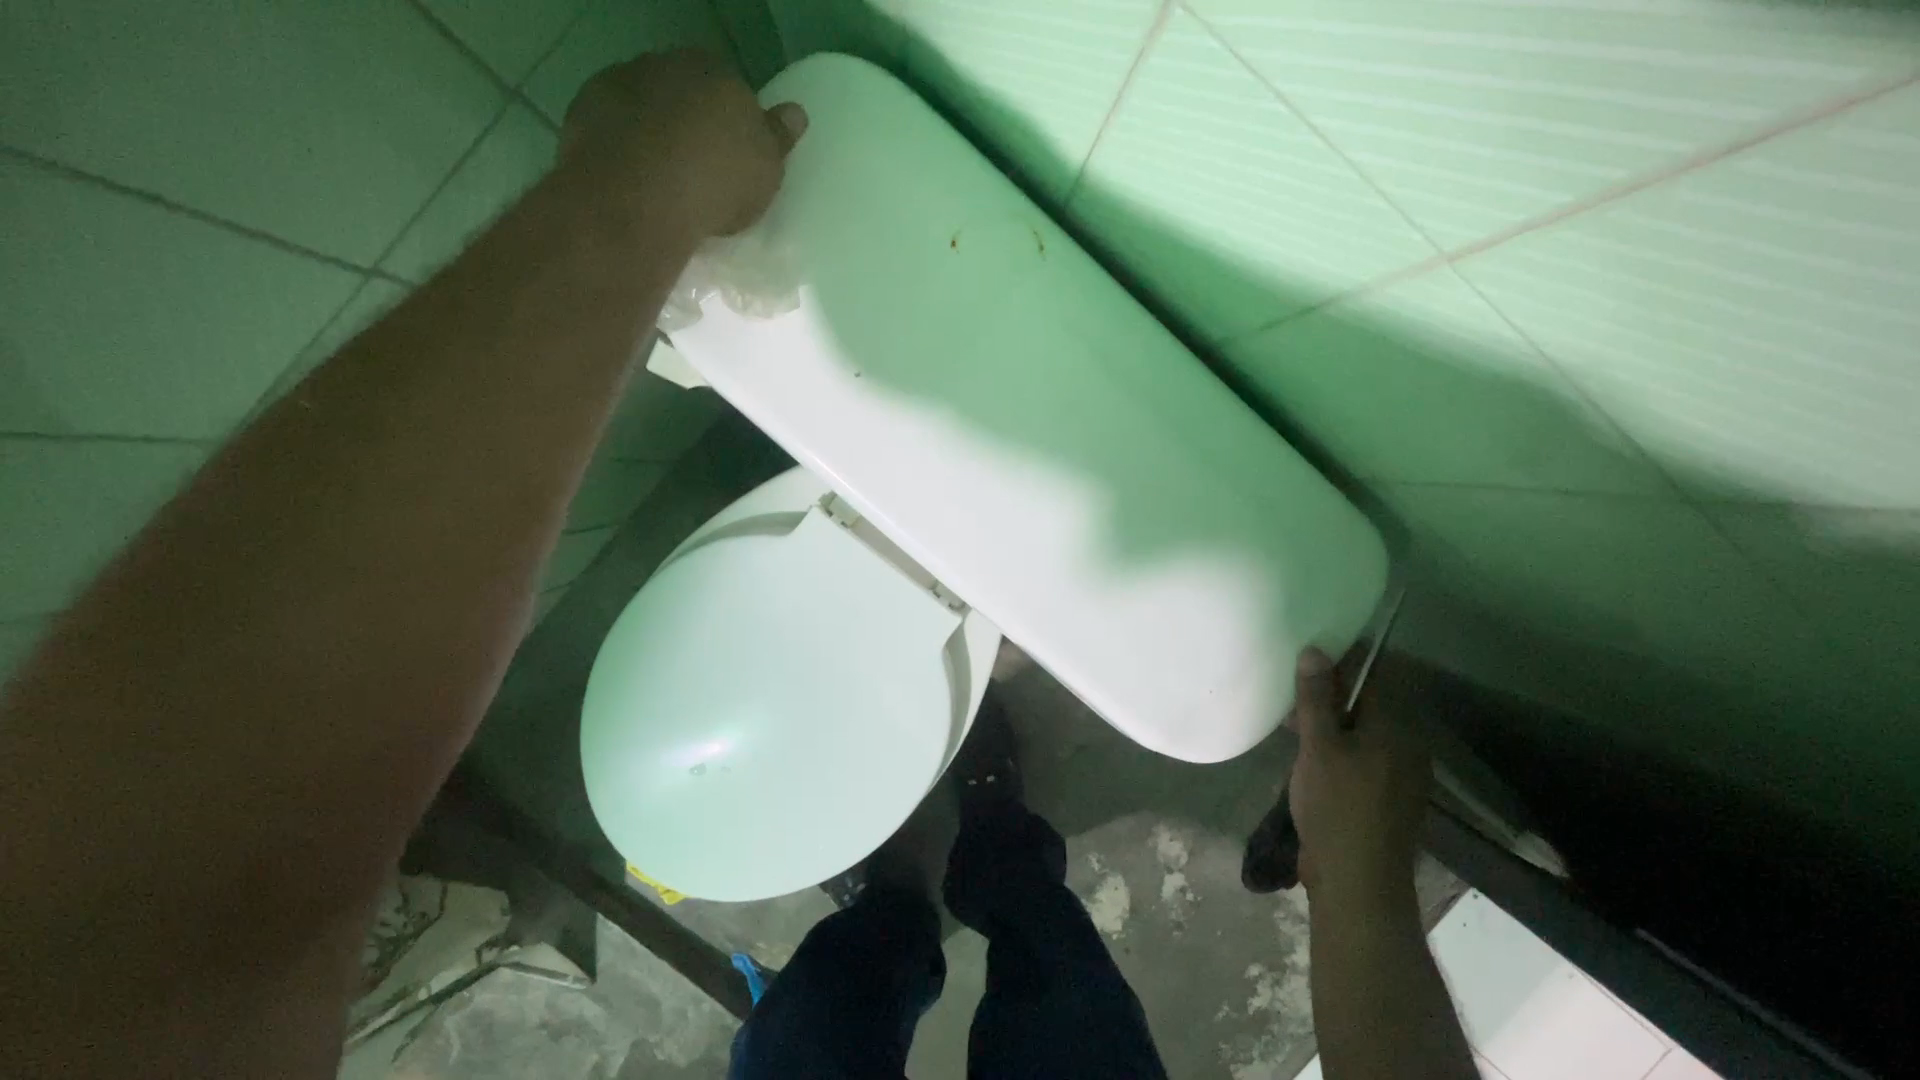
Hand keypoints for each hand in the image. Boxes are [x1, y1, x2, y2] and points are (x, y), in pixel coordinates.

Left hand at [561, 50, 807, 240]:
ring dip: (651, 137)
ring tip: (662, 185)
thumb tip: (795, 113)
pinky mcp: (582, 113)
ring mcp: (619, 84)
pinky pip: (611, 132)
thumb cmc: (719, 180)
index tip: (733, 162)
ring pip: (644, 111)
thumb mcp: (767, 168)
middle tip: (698, 174)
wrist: (641, 195)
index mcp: (716, 71)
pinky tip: (631, 186)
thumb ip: (779, 136)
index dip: (731, 126)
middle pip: (683, 95)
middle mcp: (665, 64)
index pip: (729, 90)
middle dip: (689, 126)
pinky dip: (621, 152)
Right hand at [1286, 648, 1428, 903]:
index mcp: (1396, 728)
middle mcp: (1408, 746)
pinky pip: (1366, 759)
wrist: (1358, 882)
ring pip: (1365, 734)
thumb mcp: (1318, 747)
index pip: (1373, 676)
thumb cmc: (1336, 806)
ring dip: (1333, 725)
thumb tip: (1315, 651)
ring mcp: (1402, 776)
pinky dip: (1341, 751)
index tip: (1307, 656)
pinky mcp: (1389, 799)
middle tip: (1291, 693)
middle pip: (1369, 705)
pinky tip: (1311, 760)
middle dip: (1331, 696)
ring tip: (1294, 726)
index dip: (1340, 662)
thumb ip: (1316, 698)